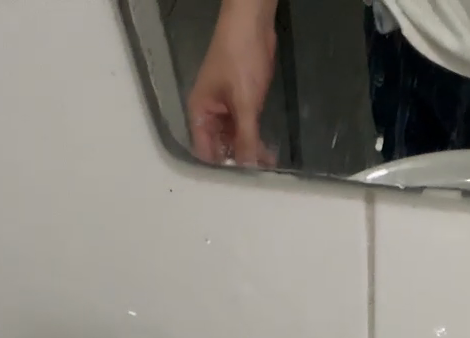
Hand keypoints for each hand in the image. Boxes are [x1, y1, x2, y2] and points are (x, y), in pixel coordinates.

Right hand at [187, 6, 277, 165]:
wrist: (253, 24)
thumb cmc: (239, 58)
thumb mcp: (244, 103)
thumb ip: (246, 137)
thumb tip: (247, 167)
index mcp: (201, 113)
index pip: (205, 150)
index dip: (219, 167)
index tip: (237, 182)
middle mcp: (211, 115)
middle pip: (221, 148)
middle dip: (238, 162)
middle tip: (258, 177)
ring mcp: (228, 110)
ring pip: (236, 140)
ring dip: (250, 153)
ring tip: (267, 168)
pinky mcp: (243, 104)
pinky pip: (247, 130)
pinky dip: (256, 141)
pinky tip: (267, 153)